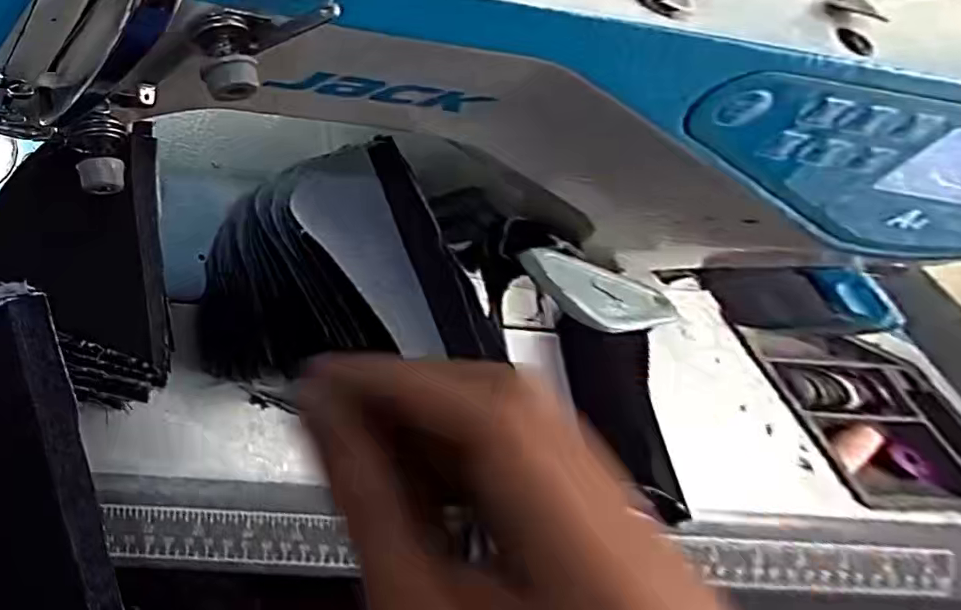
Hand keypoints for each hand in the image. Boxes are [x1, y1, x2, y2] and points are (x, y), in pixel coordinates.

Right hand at [298, 356, 721, 609]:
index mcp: (593, 553)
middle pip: (510, 402)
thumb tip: (318, 403)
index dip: (395, 377)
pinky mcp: (627, 556)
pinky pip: (541, 465)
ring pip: (525, 426)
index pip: (490, 408)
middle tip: (344, 399)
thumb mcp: (415, 602)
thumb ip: (364, 494)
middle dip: (410, 391)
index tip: (328, 374)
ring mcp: (641, 545)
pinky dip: (469, 453)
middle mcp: (639, 539)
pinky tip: (423, 479)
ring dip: (434, 419)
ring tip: (373, 437)